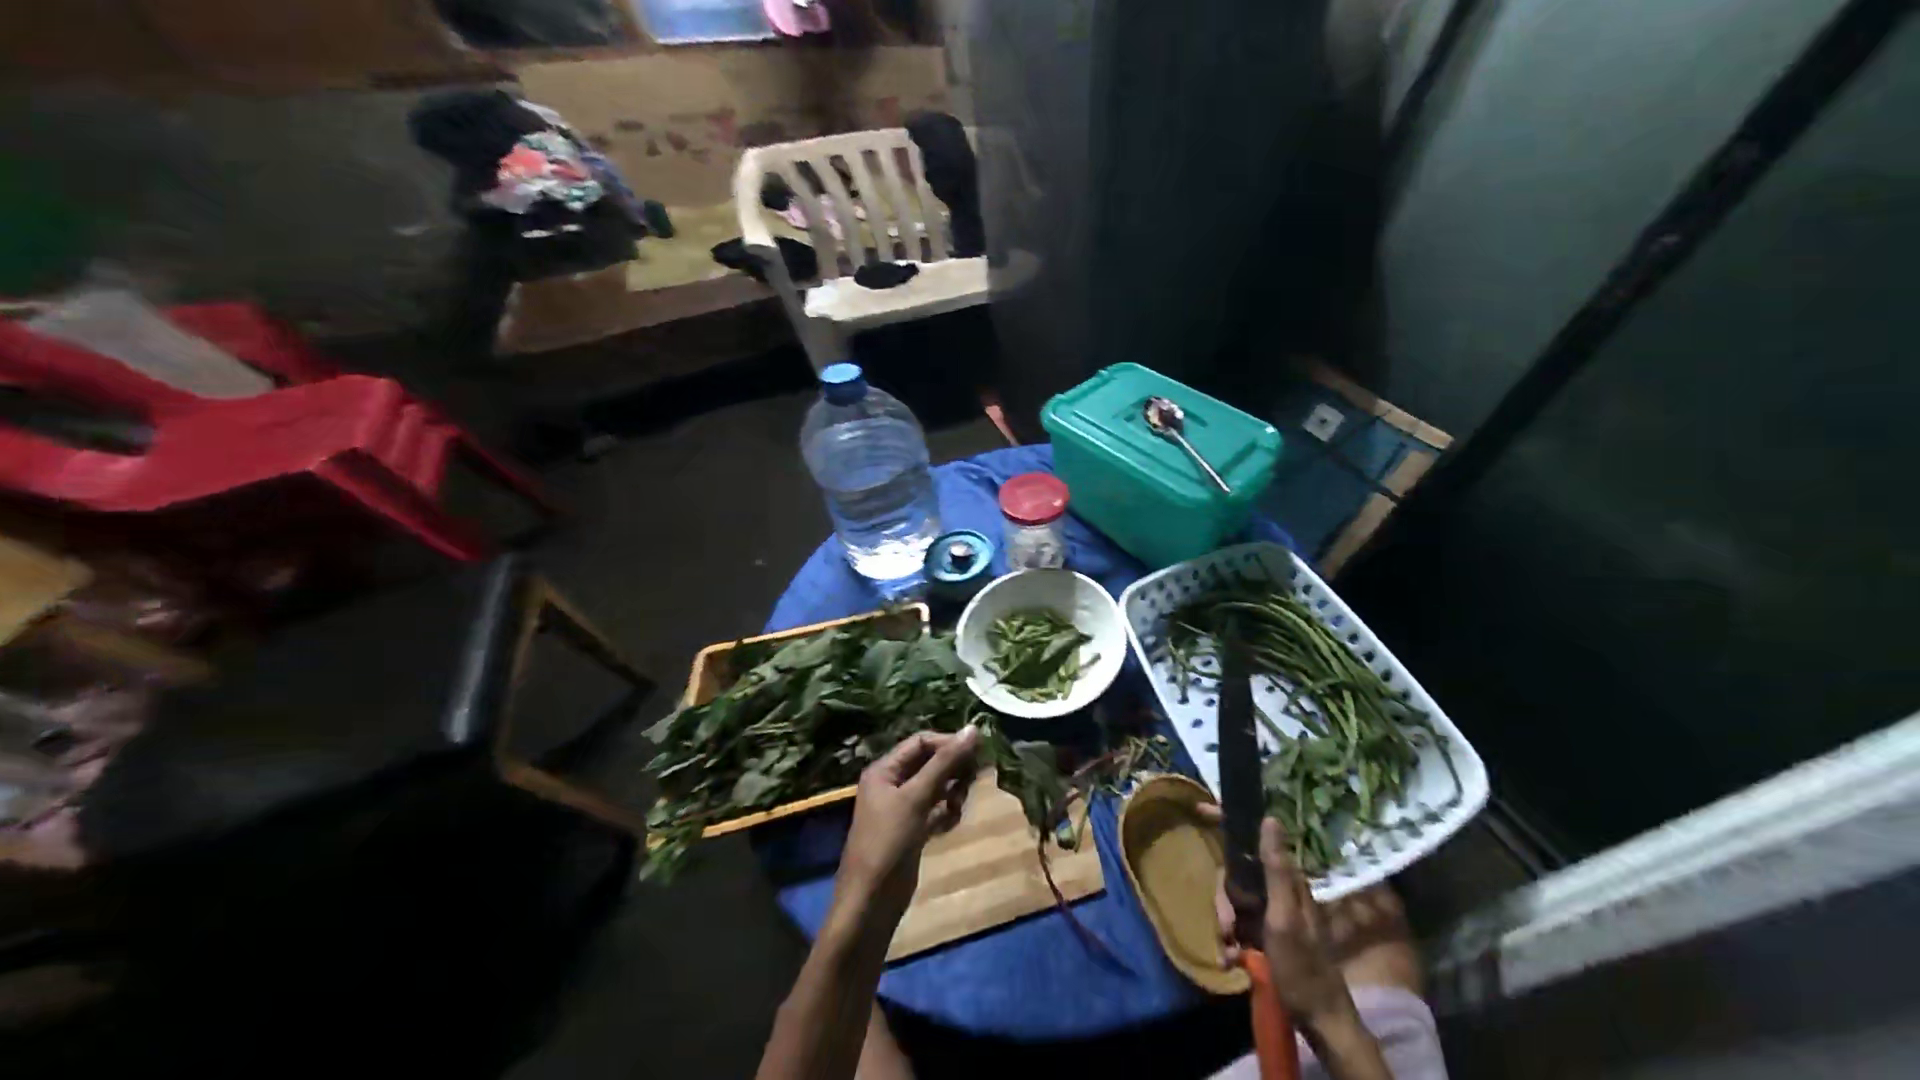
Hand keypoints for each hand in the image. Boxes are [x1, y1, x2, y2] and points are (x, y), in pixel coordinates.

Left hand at [831, 727, 981, 935]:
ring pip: (937, 787)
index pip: (921, 742)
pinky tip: (951, 824)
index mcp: (884, 770)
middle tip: (973, 781)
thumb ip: (945, 763)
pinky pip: (937, 810)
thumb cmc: (889, 841)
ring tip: (958, 807)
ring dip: (952, 793)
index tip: (978, 752)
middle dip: (953, 770)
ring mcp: (902, 808)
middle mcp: (892, 784)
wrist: (871, 900)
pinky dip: (947, 813)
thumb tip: (973, 729)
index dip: (949, 743)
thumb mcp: (916, 797)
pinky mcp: (913, 830)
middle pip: (930, 763)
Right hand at [1202, 806, 1355, 1026]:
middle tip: (1227, 926)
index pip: (1254, 840)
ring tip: (1231, 949)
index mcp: (1287, 882)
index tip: (1200, 809)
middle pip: (1236, 877)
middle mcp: (1279, 892)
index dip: (1227, 823)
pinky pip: (1239, 925)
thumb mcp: (1285, 917)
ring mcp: (1273, 914)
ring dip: (1226, 923)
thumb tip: (1270, 818)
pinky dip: (1232, 941)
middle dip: (1225, 900)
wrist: (1321, 1021)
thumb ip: (1276, 870)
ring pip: (1234, 902)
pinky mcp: (1267, 935)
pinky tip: (1233, 959)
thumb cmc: (1303, 968)